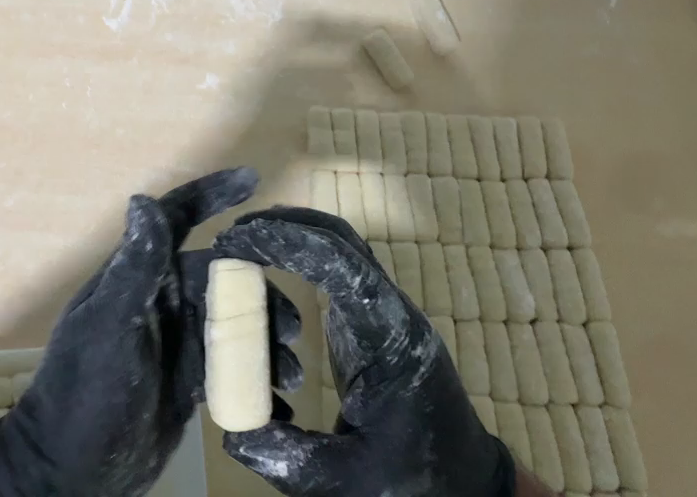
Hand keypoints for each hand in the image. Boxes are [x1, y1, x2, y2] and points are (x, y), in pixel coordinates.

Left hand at [0, 168, 302, 496]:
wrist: (72, 472)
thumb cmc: (85, 391)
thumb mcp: (109, 327)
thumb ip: (132, 268)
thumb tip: (143, 201)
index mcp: (138, 276)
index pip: (177, 219)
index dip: (211, 194)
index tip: (252, 181)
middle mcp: (161, 299)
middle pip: (223, 278)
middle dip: (261, 296)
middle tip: (291, 329)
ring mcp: (177, 340)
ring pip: (234, 324)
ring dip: (265, 343)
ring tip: (287, 375)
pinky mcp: (189, 381)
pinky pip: (233, 368)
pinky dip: (258, 381)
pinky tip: (277, 406)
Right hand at [212, 206, 515, 496]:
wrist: (465, 484)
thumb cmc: (414, 481)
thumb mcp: (348, 482)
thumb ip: (290, 459)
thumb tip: (232, 429)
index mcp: (390, 338)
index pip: (339, 264)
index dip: (286, 242)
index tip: (234, 240)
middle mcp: (390, 310)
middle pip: (339, 238)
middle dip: (284, 226)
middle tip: (231, 236)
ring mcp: (384, 311)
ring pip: (338, 248)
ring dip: (291, 242)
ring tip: (242, 261)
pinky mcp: (372, 320)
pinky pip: (336, 273)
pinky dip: (300, 265)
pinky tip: (268, 287)